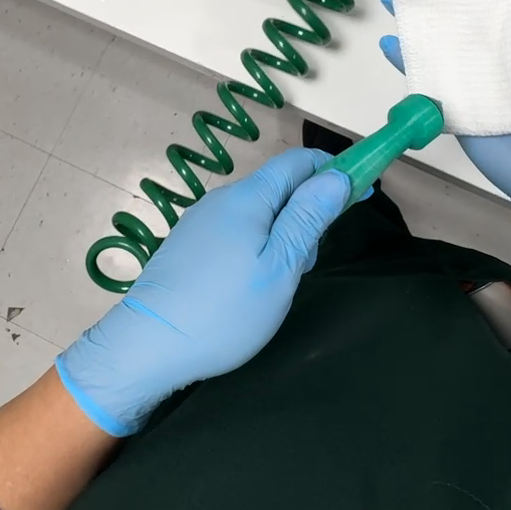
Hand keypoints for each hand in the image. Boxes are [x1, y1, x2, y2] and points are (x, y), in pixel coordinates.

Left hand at [55, 149, 352, 436]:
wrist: (148, 346)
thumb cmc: (224, 311)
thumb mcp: (280, 267)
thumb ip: (308, 218)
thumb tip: (337, 176)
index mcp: (247, 197)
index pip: (297, 162)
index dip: (333, 169)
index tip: (362, 190)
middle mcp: (222, 198)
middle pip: (278, 186)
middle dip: (308, 208)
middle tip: (315, 257)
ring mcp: (201, 220)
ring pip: (258, 210)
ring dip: (284, 231)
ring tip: (283, 279)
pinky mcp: (190, 243)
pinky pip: (237, 228)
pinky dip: (259, 243)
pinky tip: (253, 283)